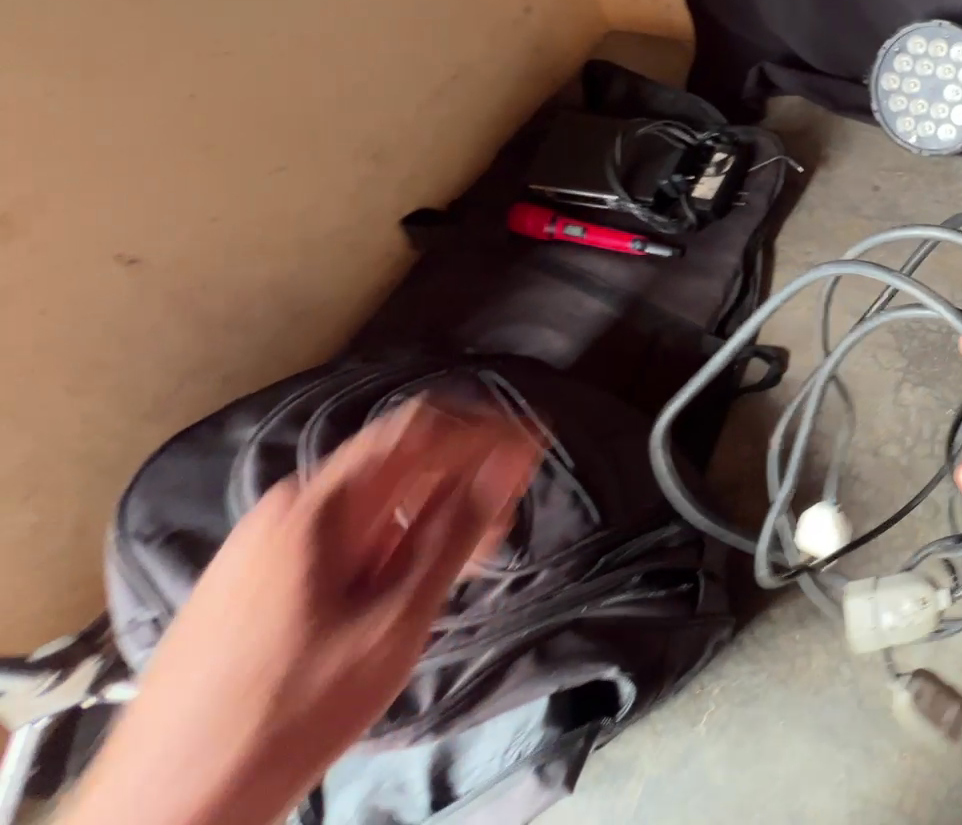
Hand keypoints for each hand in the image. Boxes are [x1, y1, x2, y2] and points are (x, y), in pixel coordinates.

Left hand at [67, 397, 540, 824]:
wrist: (171, 801)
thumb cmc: (295, 708)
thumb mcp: (396, 619)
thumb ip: (456, 532)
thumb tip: (509, 463)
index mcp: (318, 508)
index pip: (421, 431)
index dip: (486, 429)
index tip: (536, 445)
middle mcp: (288, 510)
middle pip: (398, 462)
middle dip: (464, 477)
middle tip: (507, 519)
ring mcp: (266, 543)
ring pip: (373, 501)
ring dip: (432, 514)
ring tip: (471, 556)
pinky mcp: (258, 578)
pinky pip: (344, 534)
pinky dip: (393, 542)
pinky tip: (412, 582)